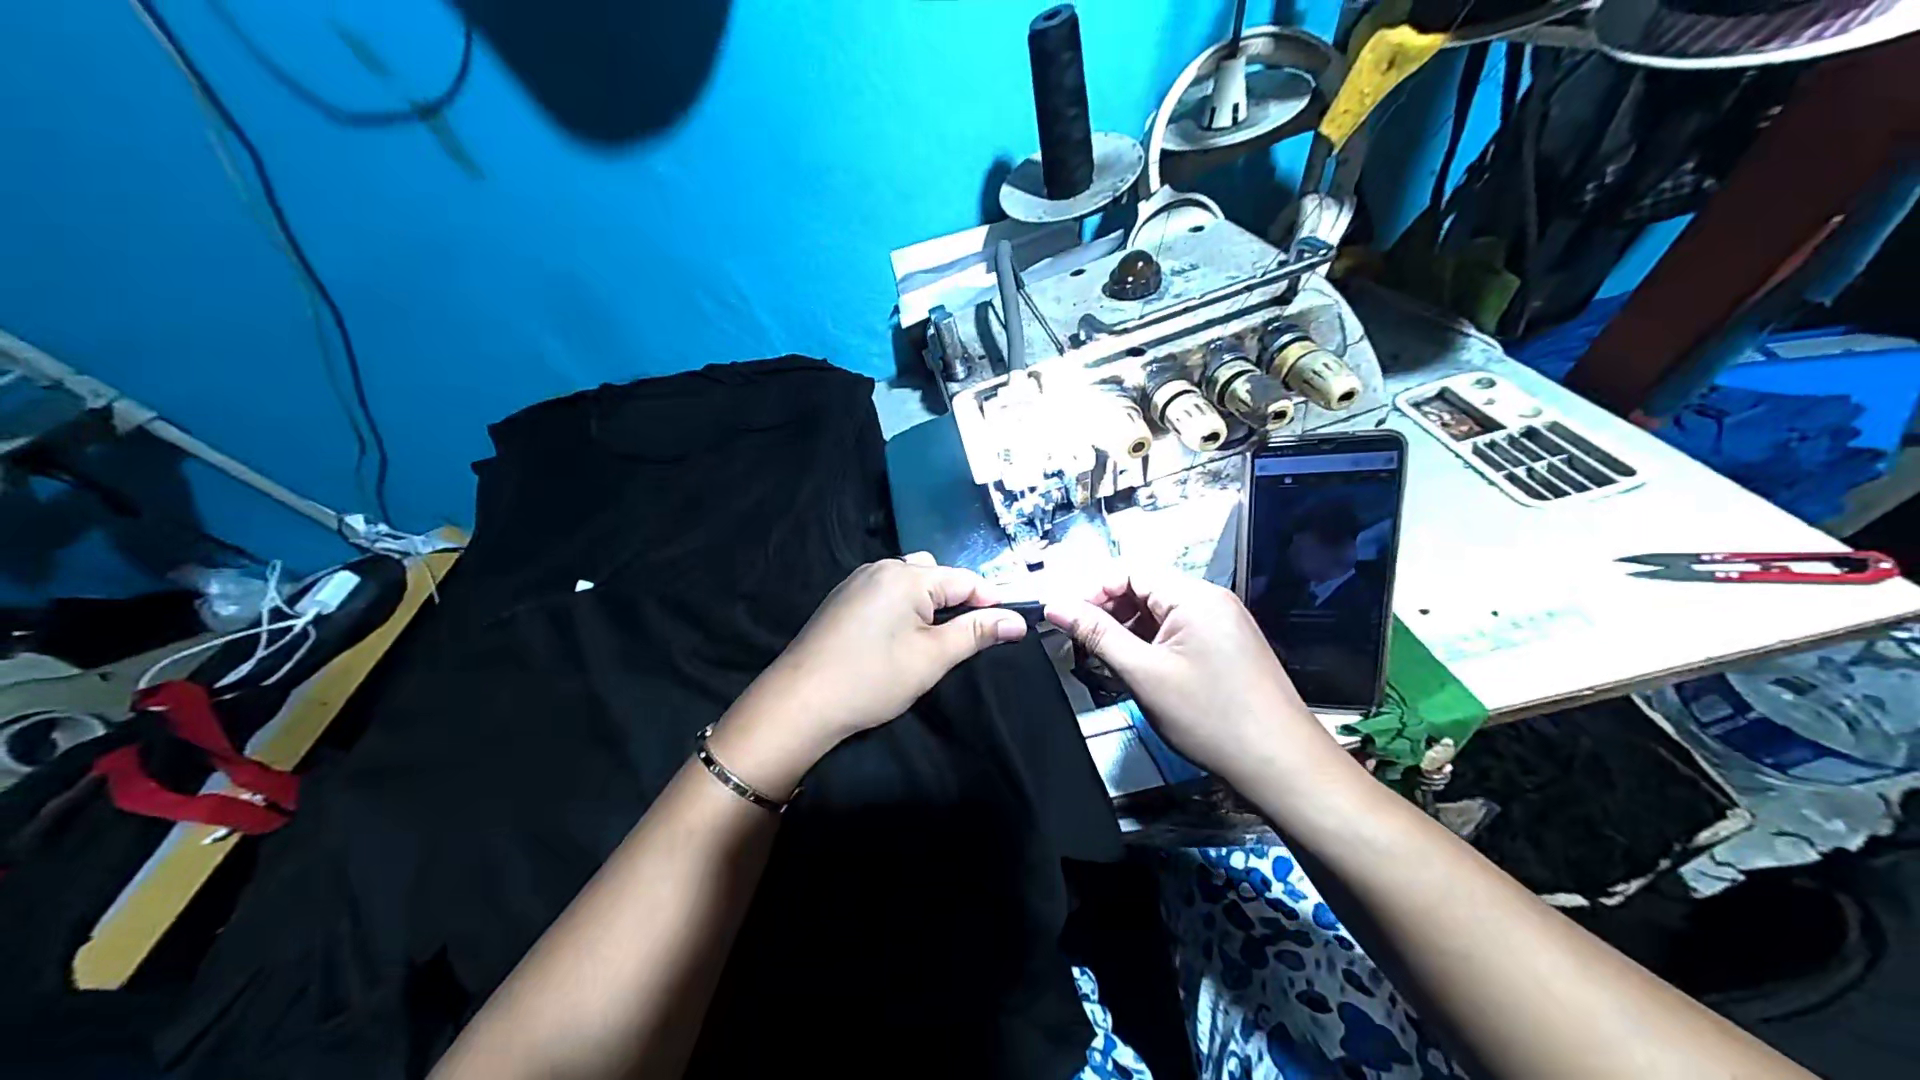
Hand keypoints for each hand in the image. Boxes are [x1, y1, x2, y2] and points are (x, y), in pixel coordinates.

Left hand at [709, 553, 1026, 798]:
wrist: (799, 702)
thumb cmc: (872, 679)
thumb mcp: (933, 658)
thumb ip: (976, 632)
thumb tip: (1017, 620)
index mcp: (907, 576)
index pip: (965, 579)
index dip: (991, 601)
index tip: (1009, 627)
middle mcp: (882, 568)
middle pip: (937, 574)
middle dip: (958, 600)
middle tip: (965, 638)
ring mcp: (858, 580)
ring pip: (910, 581)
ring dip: (930, 603)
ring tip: (934, 639)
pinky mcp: (843, 598)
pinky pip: (886, 590)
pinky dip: (903, 606)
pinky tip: (899, 636)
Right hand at [1044, 566, 1339, 788]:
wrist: (1280, 764)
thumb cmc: (1212, 718)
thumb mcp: (1144, 674)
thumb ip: (1097, 634)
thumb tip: (1056, 606)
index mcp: (1194, 597)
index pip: (1130, 572)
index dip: (1092, 590)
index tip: (1065, 618)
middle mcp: (1210, 601)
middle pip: (1144, 590)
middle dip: (1108, 611)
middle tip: (1080, 641)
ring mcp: (1221, 624)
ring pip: (1159, 614)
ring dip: (1127, 630)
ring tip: (1104, 659)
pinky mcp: (1224, 647)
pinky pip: (1177, 632)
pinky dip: (1151, 644)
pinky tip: (1136, 668)